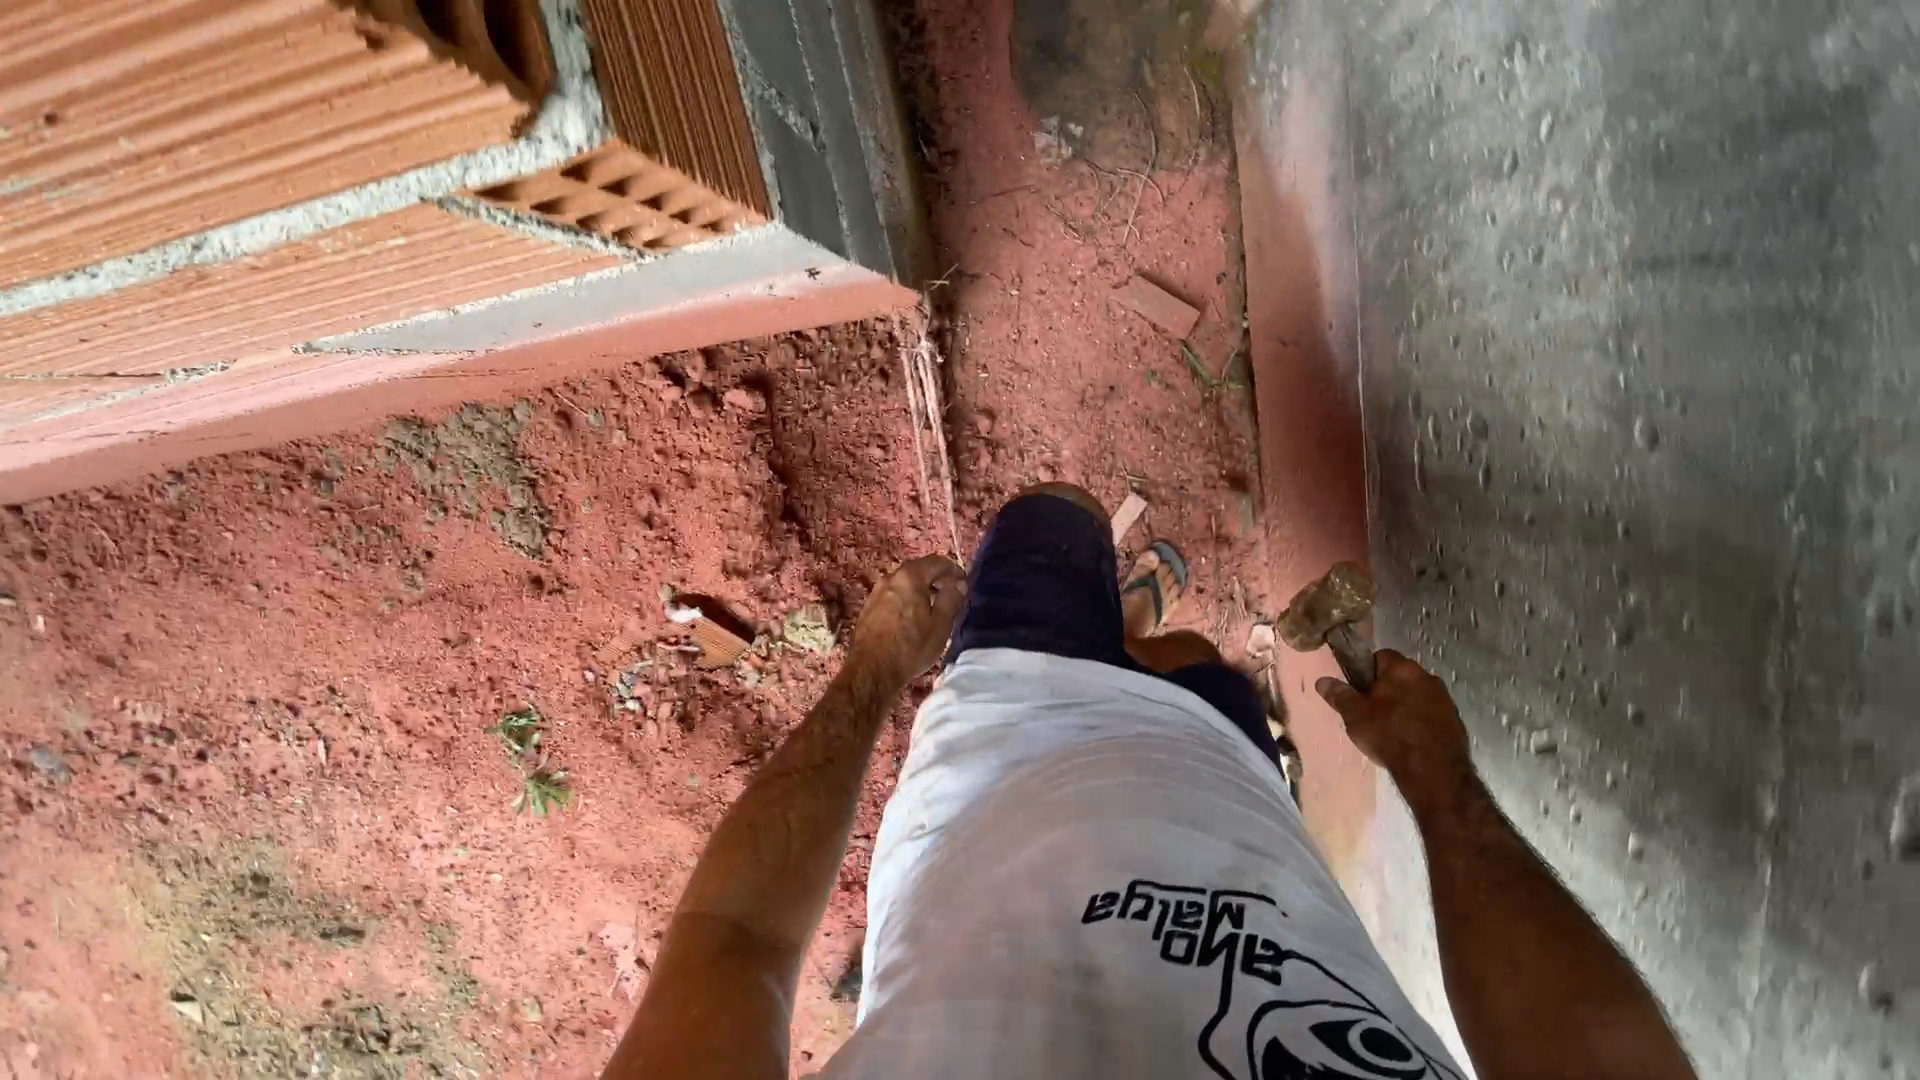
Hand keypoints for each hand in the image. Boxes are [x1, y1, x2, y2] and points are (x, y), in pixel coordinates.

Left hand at [847, 555, 966, 687]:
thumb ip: (951, 599)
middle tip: (950, 593)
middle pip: (918, 569)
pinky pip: (893, 595)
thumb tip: (958, 584)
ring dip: (921, 589)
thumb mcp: (940, 625)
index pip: (936, 562)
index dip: (953, 569)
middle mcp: (890, 578)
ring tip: (933, 606)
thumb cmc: (911, 647)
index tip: (963, 583)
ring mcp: (876, 592)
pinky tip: (913, 616)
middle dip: (936, 578)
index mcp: (910, 577)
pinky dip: (907, 598)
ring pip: (904, 583)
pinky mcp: (869, 607)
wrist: (871, 671)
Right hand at [1316, 650, 1475, 806]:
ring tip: (1390, 728)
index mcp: (1402, 668)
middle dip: (1386, 688)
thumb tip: (1322, 681)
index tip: (1358, 690)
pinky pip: (1430, 713)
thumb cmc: (1388, 734)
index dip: (1366, 670)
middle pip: (1400, 676)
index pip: (1380, 656)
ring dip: (1404, 704)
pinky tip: (1409, 739)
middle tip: (1370, 710)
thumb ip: (1338, 695)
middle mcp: (1427, 677)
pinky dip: (1419, 720)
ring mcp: (1445, 699)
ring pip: (1416, 694)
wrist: (1432, 770)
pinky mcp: (1456, 721)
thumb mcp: (1354, 714)